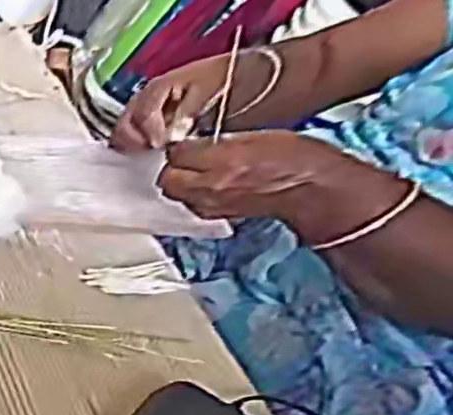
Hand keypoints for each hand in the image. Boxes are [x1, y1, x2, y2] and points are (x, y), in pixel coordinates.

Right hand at [111, 50, 275, 150]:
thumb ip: (185, 115)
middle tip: (155, 147)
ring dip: (132, 146)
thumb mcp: (208, 94)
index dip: (150, 130)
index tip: (161, 143)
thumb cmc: (226, 83)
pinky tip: (149, 150)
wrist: (242, 78)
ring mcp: (140, 113)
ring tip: (152, 149)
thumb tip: (169, 136)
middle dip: (135, 139)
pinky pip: (126, 140)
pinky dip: (133, 148)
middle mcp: (144, 99)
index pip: (143, 113)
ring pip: (121, 135)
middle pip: (123, 125)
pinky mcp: (141, 125)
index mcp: (158, 87)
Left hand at [158, 132, 360, 220]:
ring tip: (193, 170)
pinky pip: (185, 202)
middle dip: (172, 166)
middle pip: (167, 177)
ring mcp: (206, 203)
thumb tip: (196, 142)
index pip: (180, 154)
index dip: (179, 147)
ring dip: (177, 180)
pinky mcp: (207, 213)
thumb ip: (223, 141)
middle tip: (185, 158)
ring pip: (172, 191)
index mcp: (227, 161)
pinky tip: (202, 183)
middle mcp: (210, 185)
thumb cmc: (297, 157)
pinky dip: (187, 192)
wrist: (310, 189)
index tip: (184, 143)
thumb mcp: (263, 137)